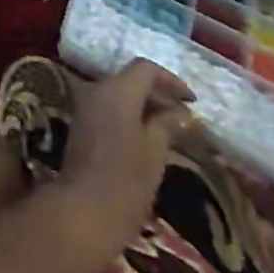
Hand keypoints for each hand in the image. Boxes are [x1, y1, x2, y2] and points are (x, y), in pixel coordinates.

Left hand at [59, 60, 196, 253]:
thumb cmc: (127, 177)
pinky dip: (129, 112)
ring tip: (172, 127)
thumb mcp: (155, 149)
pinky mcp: (80, 120)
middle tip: (186, 118)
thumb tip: (184, 112)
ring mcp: (83, 103)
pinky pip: (108, 105)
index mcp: (114, 90)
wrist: (86, 204)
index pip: (144, 68)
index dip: (171, 80)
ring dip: (144, 104)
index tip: (193, 102)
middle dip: (159, 94)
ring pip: (119, 92)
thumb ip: (168, 124)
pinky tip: (148, 133)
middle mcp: (95, 89)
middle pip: (130, 79)